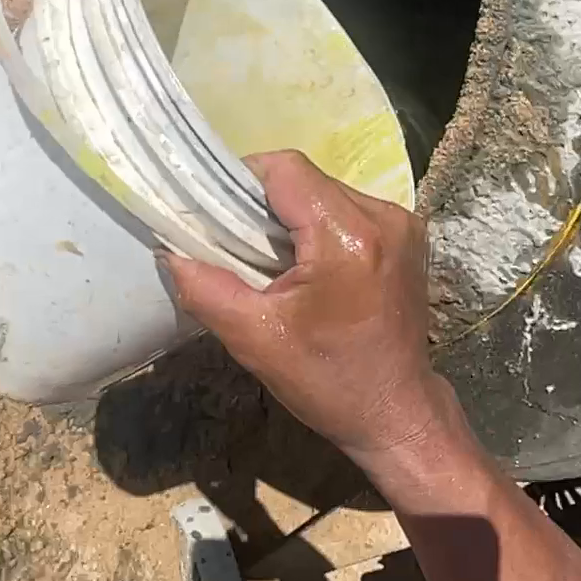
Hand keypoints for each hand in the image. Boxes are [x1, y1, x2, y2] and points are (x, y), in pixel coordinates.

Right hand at [161, 150, 443, 459]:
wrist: (397, 411)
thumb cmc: (327, 380)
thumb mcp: (255, 339)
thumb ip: (206, 288)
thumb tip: (170, 250)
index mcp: (347, 237)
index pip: (285, 169)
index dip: (244, 182)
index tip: (221, 217)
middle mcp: (383, 217)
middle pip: (307, 179)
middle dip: (267, 204)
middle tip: (243, 246)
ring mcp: (403, 223)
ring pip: (327, 190)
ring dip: (296, 215)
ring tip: (277, 260)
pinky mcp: (409, 235)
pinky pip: (350, 208)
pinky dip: (322, 225)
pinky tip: (312, 264)